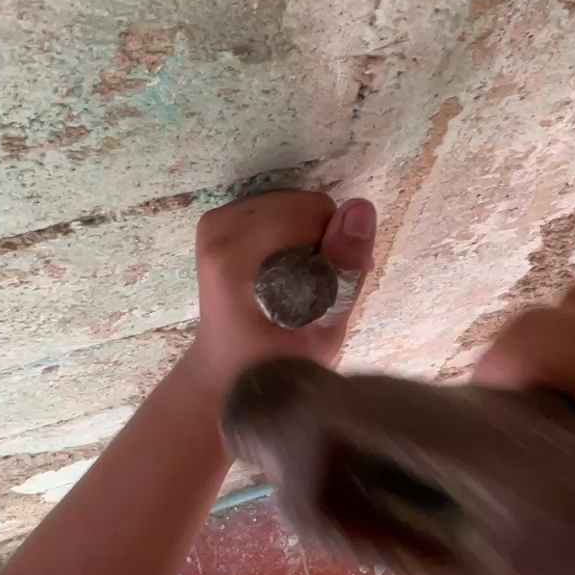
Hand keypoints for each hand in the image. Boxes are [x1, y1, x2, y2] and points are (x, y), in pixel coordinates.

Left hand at [183, 190, 376, 395]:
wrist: (227, 370)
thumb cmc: (276, 363)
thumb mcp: (323, 329)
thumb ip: (344, 268)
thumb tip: (360, 208)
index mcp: (232, 257)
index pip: (310, 214)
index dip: (336, 246)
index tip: (336, 287)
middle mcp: (217, 230)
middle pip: (301, 205)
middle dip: (323, 238)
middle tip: (324, 286)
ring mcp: (214, 224)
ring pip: (292, 204)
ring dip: (310, 236)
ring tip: (308, 281)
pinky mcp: (218, 222)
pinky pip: (277, 208)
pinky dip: (293, 232)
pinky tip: (292, 268)